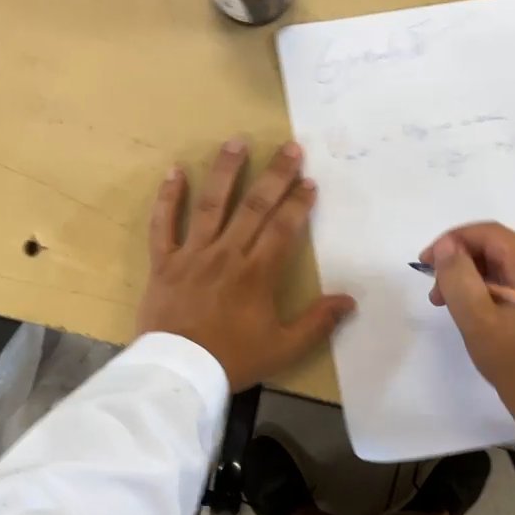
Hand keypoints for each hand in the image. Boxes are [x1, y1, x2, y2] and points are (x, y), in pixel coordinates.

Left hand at [139, 138, 355, 390]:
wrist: (179, 372)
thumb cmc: (233, 360)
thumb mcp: (284, 348)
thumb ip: (317, 322)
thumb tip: (350, 301)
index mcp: (257, 274)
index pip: (283, 228)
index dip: (298, 203)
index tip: (310, 182)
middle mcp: (227, 255)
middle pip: (254, 206)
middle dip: (275, 175)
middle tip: (290, 147)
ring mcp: (192, 255)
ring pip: (210, 204)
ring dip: (226, 171)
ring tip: (237, 142)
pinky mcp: (165, 263)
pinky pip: (164, 225)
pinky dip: (168, 197)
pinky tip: (175, 171)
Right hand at [423, 222, 514, 416]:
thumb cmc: (514, 360)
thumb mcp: (478, 319)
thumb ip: (458, 278)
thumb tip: (446, 248)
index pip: (489, 233)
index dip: (452, 241)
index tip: (425, 263)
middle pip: (494, 247)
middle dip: (459, 262)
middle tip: (434, 291)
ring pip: (498, 265)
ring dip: (467, 277)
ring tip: (444, 302)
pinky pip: (507, 282)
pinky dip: (482, 289)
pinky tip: (466, 309)